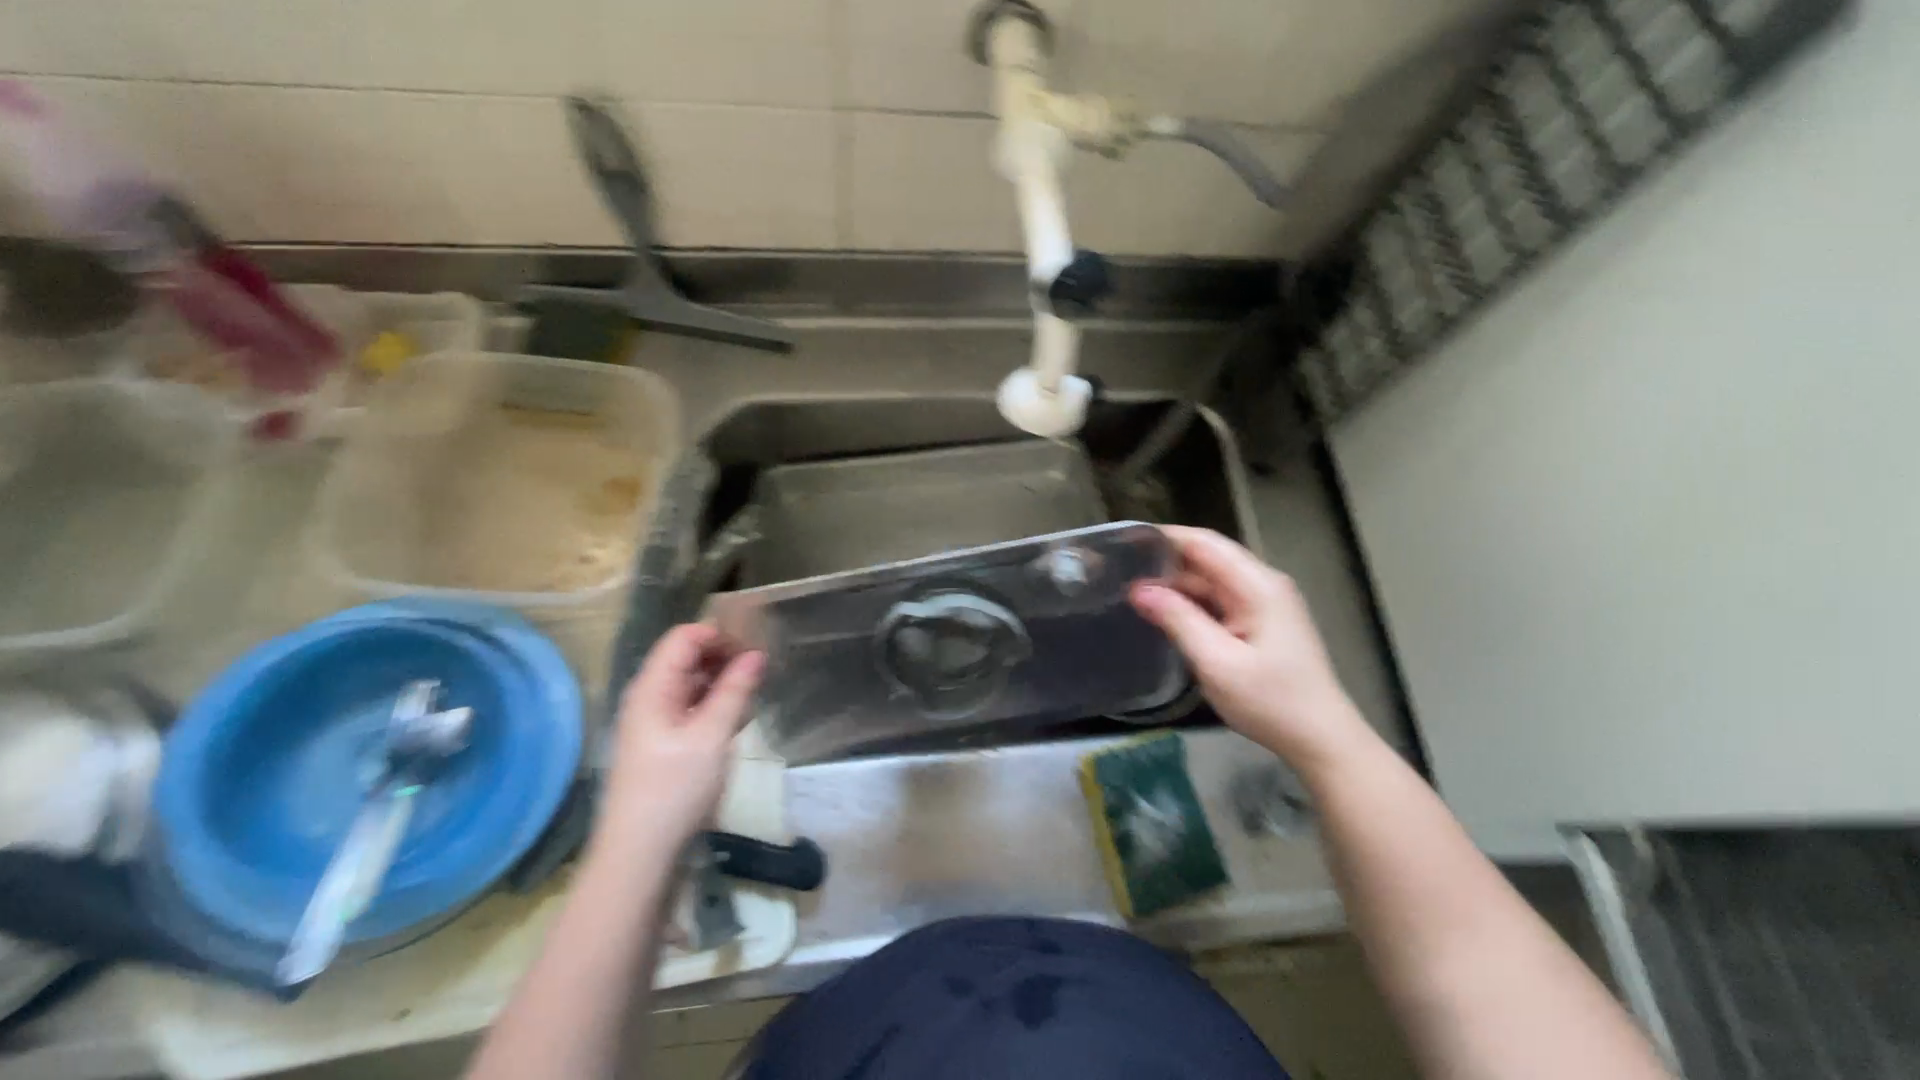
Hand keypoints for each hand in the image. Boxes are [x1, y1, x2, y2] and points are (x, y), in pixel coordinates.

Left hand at [597, 624, 764, 856]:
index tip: (755, 649)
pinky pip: (691, 712)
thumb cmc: (674, 788)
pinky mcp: (663, 746)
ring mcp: (654, 723)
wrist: (640, 852)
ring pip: (691, 687)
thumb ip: (735, 691)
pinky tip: (737, 722)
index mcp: (652, 688)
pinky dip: (714, 709)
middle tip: (761, 672)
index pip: (684, 637)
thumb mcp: (711, 736)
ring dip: (722, 685)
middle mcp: (649, 698)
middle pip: (686, 659)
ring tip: (754, 697)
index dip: (719, 635)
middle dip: (723, 658)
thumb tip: (756, 654)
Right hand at [1130, 526, 1374, 773]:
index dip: (1164, 538)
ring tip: (1129, 591)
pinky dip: (1190, 605)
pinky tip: (1162, 614)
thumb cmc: (1272, 701)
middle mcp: (1263, 585)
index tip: (1124, 543)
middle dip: (1164, 563)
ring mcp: (1264, 605)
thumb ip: (1178, 620)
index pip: (1204, 543)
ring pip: (1211, 583)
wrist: (1321, 740)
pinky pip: (1219, 603)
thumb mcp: (1218, 663)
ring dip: (1175, 587)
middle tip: (1117, 572)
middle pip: (1207, 560)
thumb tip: (1139, 590)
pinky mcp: (1260, 624)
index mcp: (1258, 585)